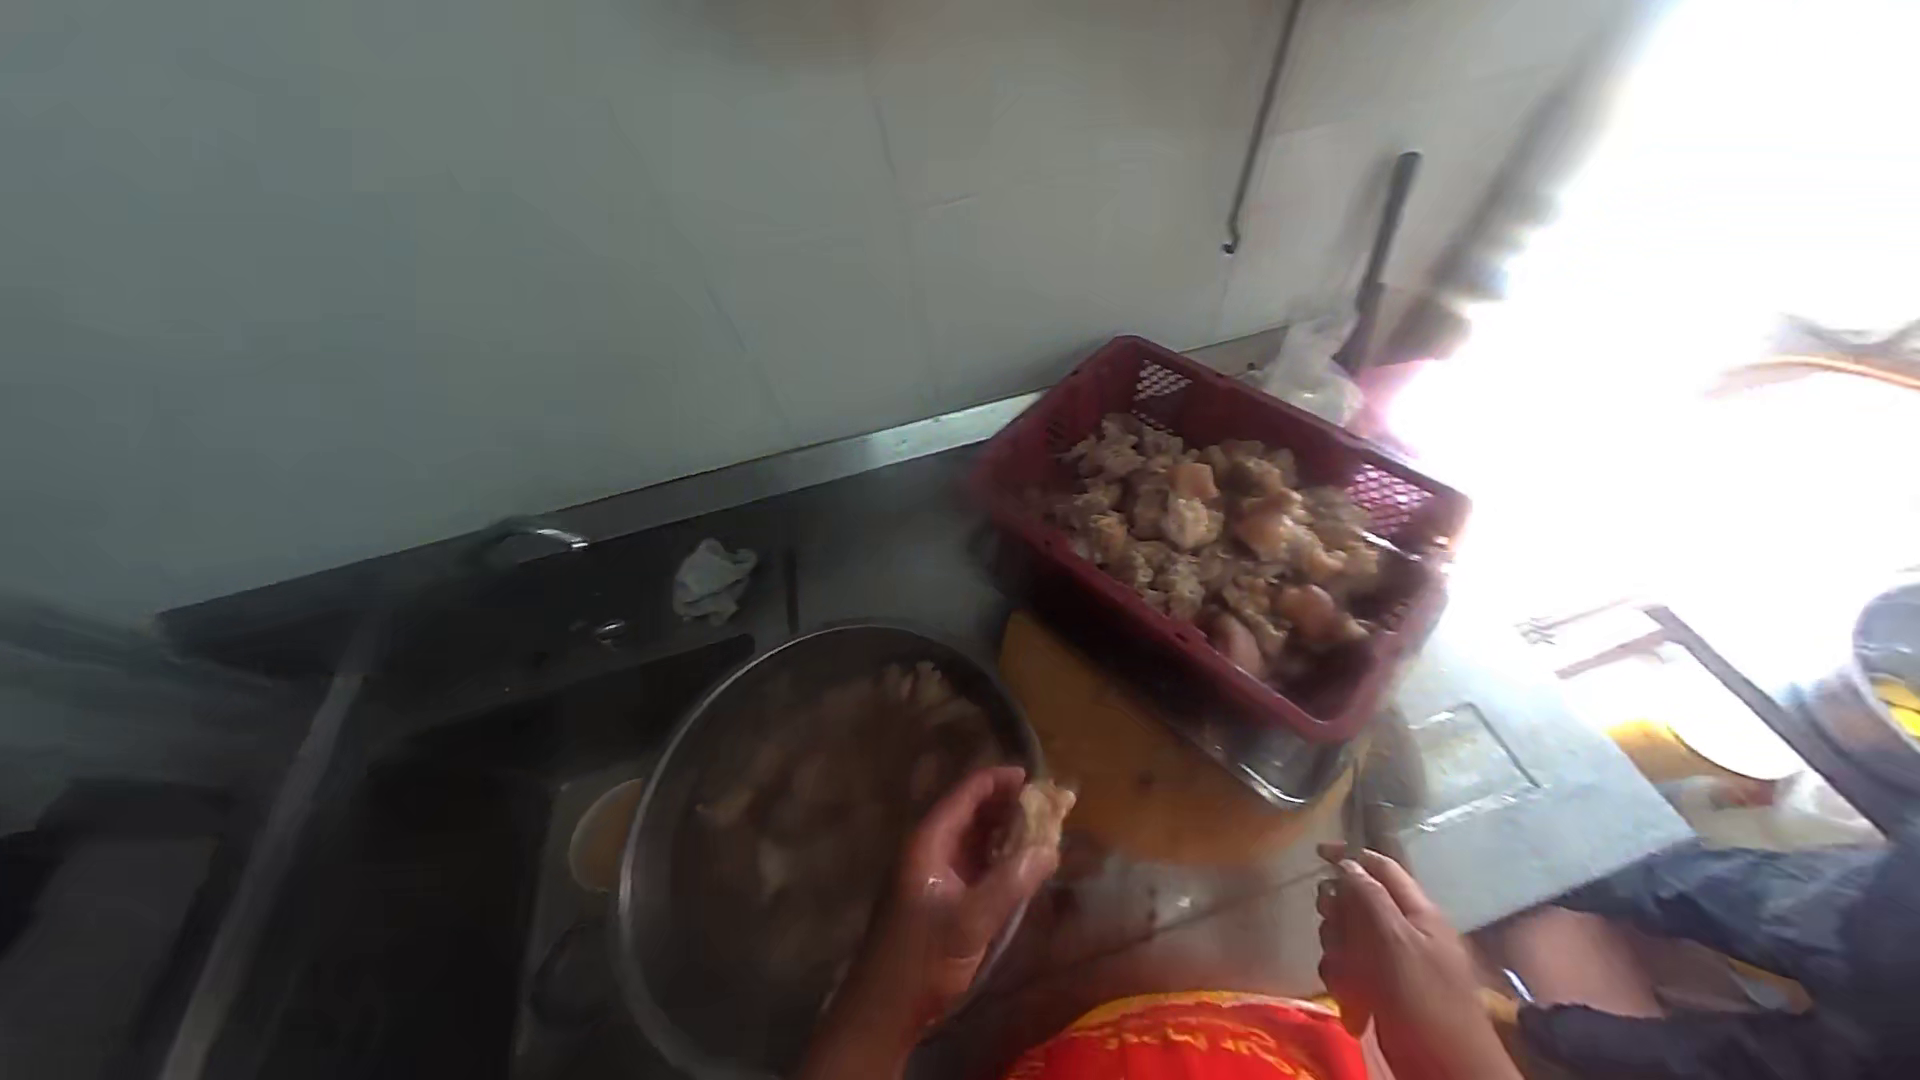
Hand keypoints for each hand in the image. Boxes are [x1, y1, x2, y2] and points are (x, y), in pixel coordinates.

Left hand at [800, 767, 1057, 1079]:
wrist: (884, 1010)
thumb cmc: (920, 958)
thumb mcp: (968, 922)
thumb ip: (1009, 884)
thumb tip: (1049, 848)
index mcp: (928, 840)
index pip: (966, 793)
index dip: (999, 780)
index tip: (1034, 778)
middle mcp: (932, 846)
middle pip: (973, 810)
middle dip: (1009, 804)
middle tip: (1048, 804)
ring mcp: (937, 870)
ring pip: (976, 835)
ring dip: (1007, 829)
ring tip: (1044, 826)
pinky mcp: (945, 893)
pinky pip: (977, 861)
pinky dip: (1001, 855)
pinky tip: (1026, 860)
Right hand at [1316, 845, 1520, 1079]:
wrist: (1448, 1074)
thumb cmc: (1426, 1002)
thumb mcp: (1396, 942)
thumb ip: (1369, 897)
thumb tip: (1346, 863)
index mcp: (1417, 913)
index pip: (1380, 866)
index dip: (1349, 855)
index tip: (1316, 853)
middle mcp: (1403, 930)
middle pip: (1354, 901)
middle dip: (1338, 918)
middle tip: (1337, 933)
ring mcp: (1392, 961)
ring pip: (1345, 936)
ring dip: (1339, 956)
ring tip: (1350, 982)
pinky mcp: (1380, 988)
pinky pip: (1347, 969)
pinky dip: (1344, 983)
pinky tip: (1353, 1006)